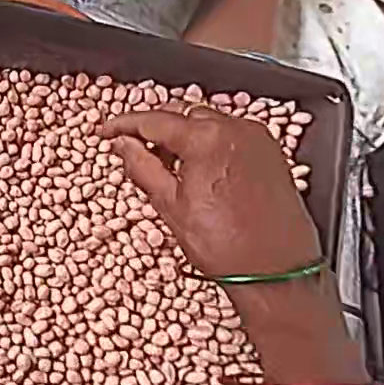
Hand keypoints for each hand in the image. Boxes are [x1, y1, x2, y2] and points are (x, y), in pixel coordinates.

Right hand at [96, 105, 319, 278]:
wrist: (276, 270)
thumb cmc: (227, 244)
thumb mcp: (168, 204)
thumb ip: (141, 166)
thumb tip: (123, 145)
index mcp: (207, 140)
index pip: (154, 120)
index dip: (124, 124)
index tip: (108, 131)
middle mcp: (236, 130)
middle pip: (181, 113)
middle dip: (152, 127)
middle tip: (129, 146)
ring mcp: (256, 140)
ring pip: (205, 120)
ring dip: (178, 133)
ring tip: (160, 161)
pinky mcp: (269, 153)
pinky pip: (228, 133)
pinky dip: (204, 141)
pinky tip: (191, 165)